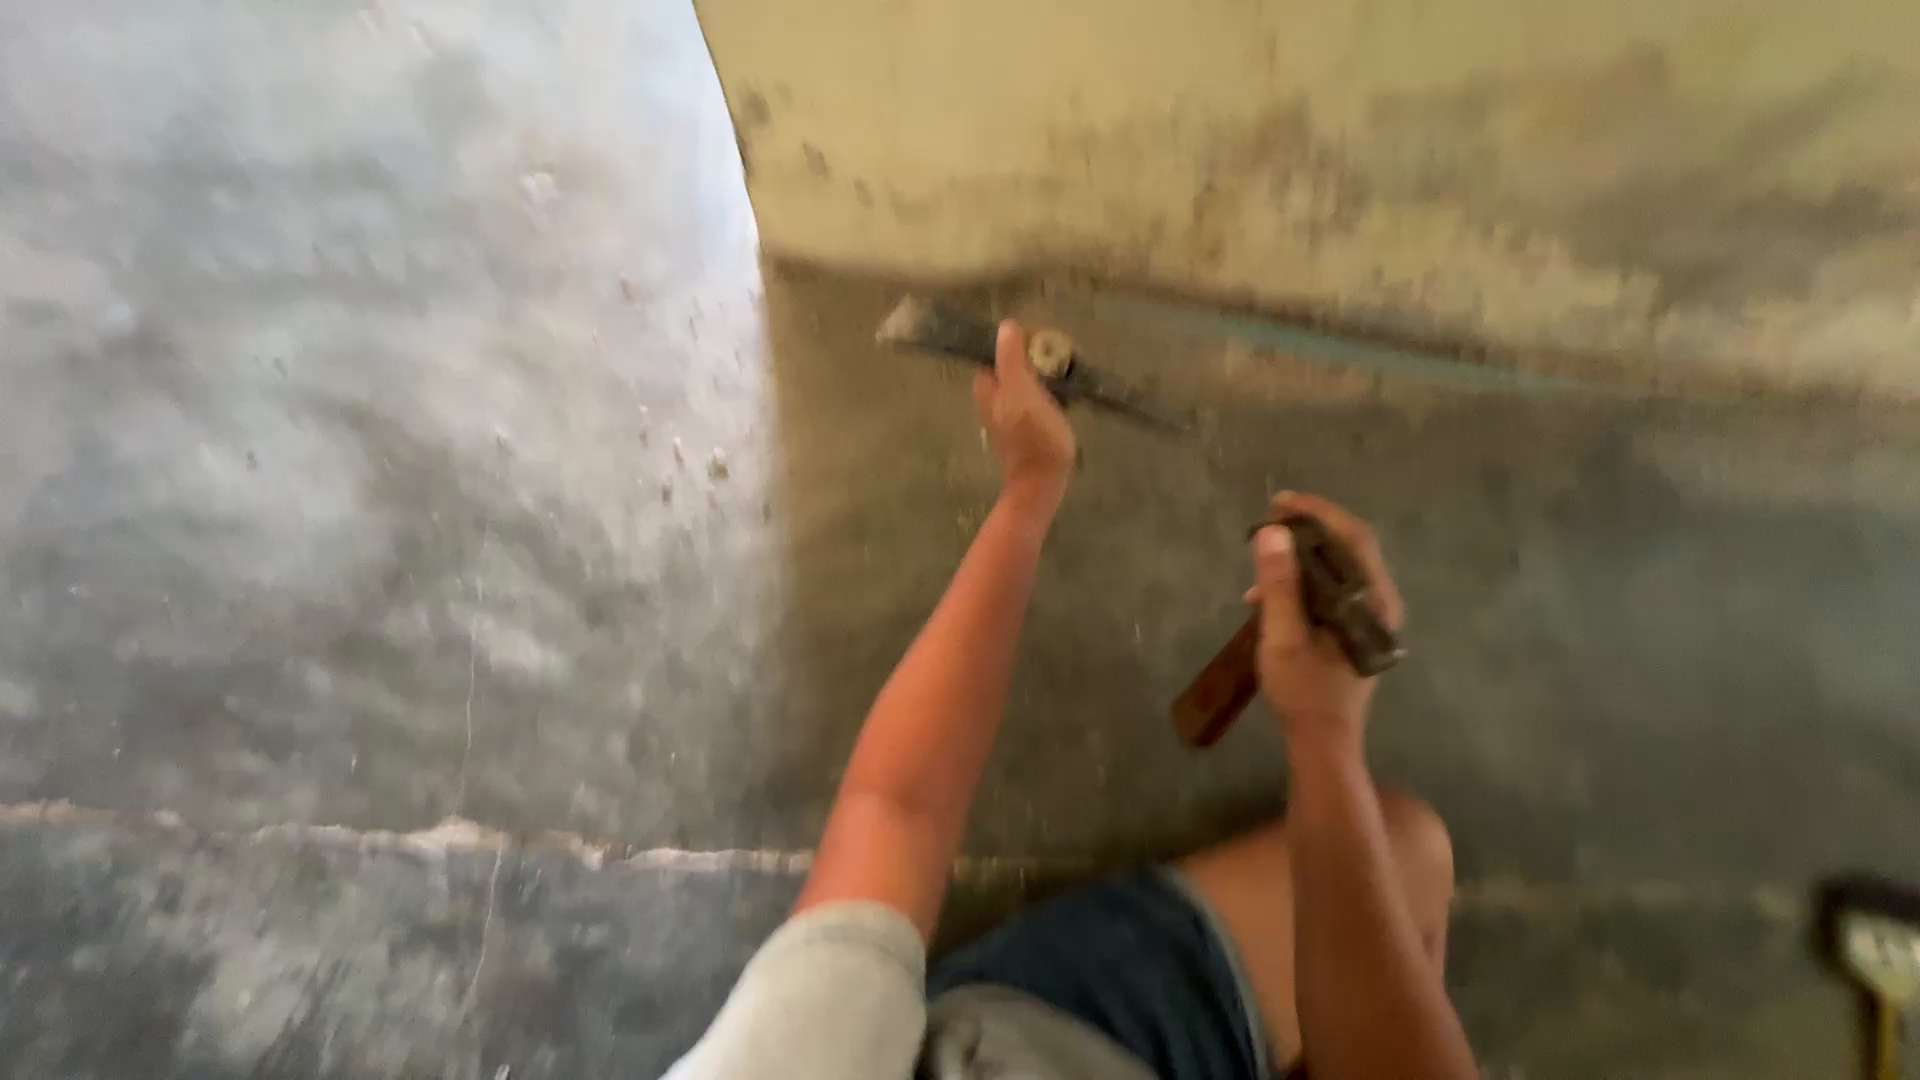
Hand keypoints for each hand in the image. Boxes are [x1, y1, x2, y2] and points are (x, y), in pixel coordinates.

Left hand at [974, 320, 1075, 510]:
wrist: (1042, 481)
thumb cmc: (1033, 436)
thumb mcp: (1022, 391)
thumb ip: (1011, 359)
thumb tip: (1006, 326)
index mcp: (986, 387)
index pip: (998, 350)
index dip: (1020, 341)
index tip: (1043, 341)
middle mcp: (991, 398)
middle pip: (1012, 364)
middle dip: (1034, 356)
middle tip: (1058, 355)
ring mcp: (1008, 413)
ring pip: (1025, 380)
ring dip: (1043, 373)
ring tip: (1065, 369)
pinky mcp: (1024, 425)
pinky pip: (1035, 397)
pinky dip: (1047, 391)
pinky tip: (1063, 392)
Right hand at [1247, 492, 1404, 757]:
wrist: (1324, 739)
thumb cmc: (1303, 691)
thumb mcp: (1282, 637)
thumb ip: (1279, 586)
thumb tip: (1272, 533)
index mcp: (1372, 602)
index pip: (1352, 538)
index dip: (1317, 512)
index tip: (1278, 502)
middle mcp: (1380, 602)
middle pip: (1350, 546)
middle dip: (1309, 526)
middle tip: (1269, 518)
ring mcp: (1371, 614)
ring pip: (1341, 564)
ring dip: (1303, 552)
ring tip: (1263, 555)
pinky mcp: (1357, 625)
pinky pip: (1334, 584)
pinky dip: (1304, 576)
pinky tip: (1268, 594)